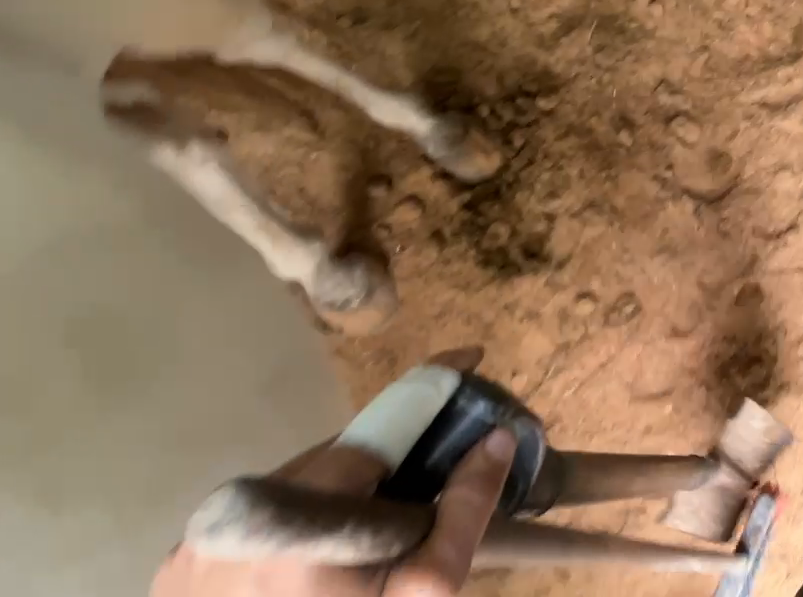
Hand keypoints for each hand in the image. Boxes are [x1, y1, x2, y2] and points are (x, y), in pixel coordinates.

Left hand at [153, 350, 511, 596]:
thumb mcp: (429, 587)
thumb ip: (467, 508)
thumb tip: (497, 436)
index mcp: (295, 523)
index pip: (377, 428)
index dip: (431, 389)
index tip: (471, 359)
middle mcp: (227, 523)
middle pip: (336, 456)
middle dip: (392, 453)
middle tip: (433, 475)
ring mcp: (190, 552)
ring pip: (298, 485)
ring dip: (347, 487)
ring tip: (381, 522)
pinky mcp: (174, 575)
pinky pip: (262, 519)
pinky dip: (306, 518)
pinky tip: (329, 549)